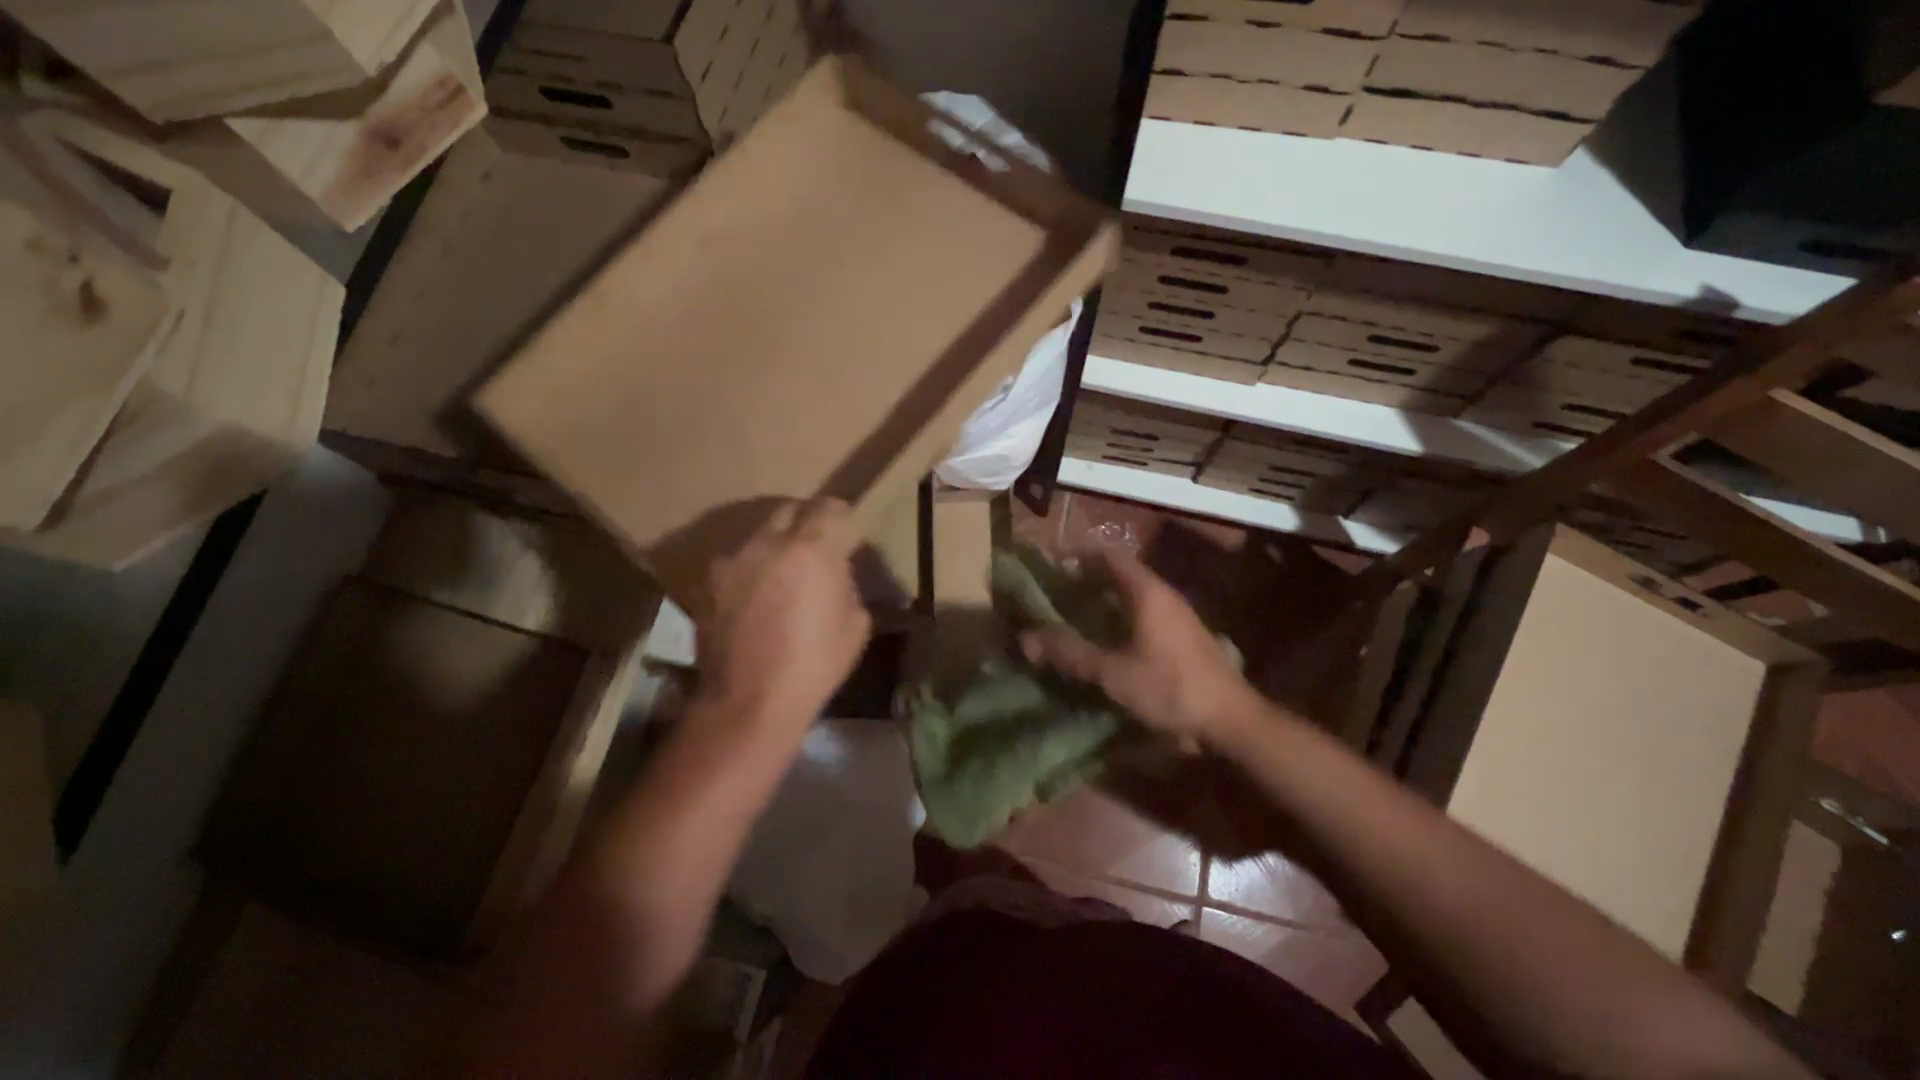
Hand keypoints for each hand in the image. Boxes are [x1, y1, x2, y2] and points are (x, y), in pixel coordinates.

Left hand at [697, 499, 870, 730]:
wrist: (751, 699)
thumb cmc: (815, 663)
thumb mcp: (856, 624)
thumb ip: (845, 584)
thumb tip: (834, 572)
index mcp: (811, 549)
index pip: (827, 508)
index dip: (838, 512)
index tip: (845, 520)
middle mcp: (768, 543)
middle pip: (787, 511)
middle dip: (803, 520)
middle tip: (813, 542)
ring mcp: (732, 561)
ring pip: (757, 537)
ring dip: (773, 546)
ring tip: (781, 571)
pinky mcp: (708, 584)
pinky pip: (735, 565)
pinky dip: (749, 571)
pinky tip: (754, 595)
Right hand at [1021, 548, 1263, 746]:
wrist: (1230, 719)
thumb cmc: (1170, 688)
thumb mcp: (1113, 673)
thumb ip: (1070, 654)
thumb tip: (1025, 639)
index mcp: (1147, 592)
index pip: (1108, 556)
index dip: (1077, 556)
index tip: (1049, 565)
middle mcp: (1163, 596)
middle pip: (1119, 575)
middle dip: (1085, 582)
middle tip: (1052, 596)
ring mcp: (1177, 618)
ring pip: (1132, 598)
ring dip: (1102, 603)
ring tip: (1071, 619)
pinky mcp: (1182, 639)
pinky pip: (1143, 617)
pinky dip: (1118, 621)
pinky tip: (1103, 644)